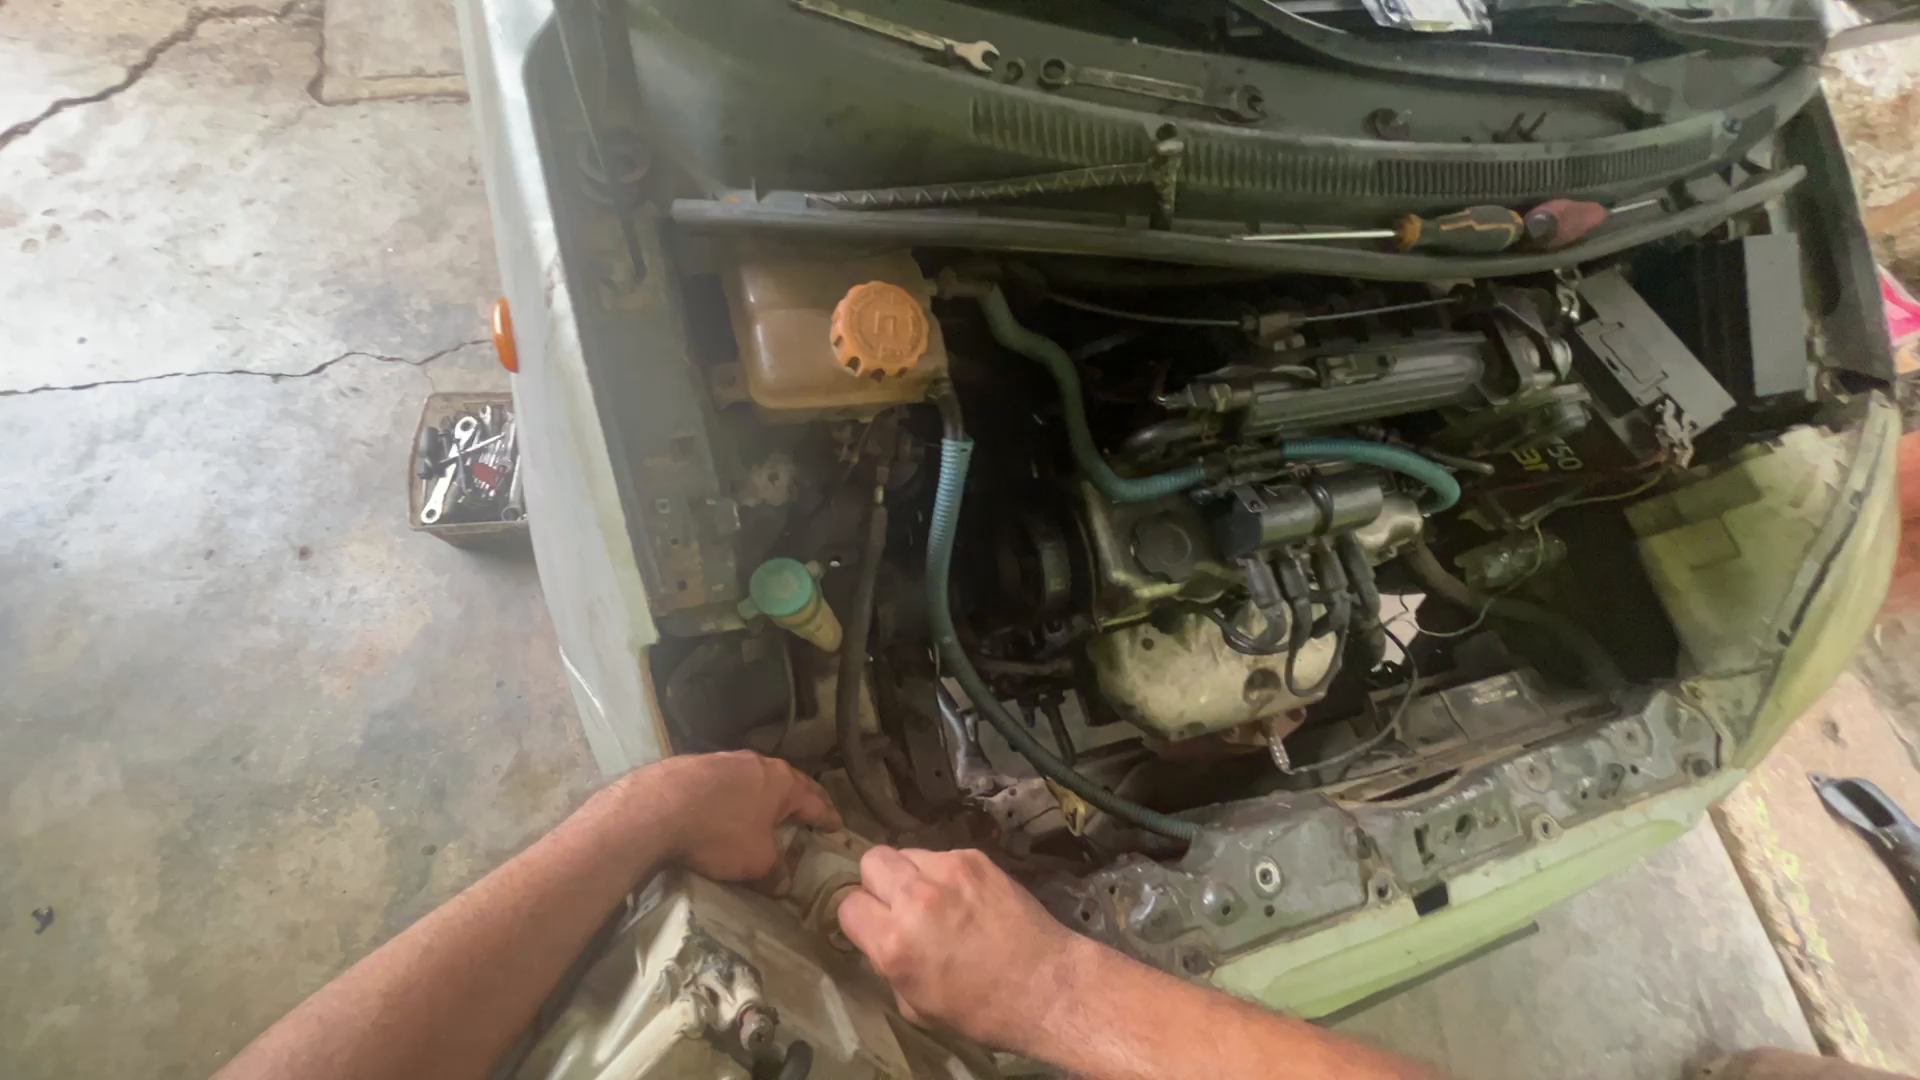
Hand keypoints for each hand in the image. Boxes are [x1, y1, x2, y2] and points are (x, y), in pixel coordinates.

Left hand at [626, 751, 841, 882]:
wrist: (660, 806)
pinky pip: (729, 779)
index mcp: (782, 783)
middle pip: (788, 781)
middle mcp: (760, 764)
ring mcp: (728, 760)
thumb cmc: (720, 832)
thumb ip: (774, 871)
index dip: (827, 815)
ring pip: (757, 777)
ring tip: (769, 807)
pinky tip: (728, 805)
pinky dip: (737, 793)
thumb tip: (785, 884)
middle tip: (811, 810)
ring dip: (766, 793)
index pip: (814, 800)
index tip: (837, 824)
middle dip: (801, 797)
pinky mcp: (699, 764)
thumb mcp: (754, 861)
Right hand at [837, 846, 1084, 1050]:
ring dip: (912, 874)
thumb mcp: (916, 1005)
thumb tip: (879, 936)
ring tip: (935, 899)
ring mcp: (947, 870)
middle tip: (898, 903)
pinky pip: (942, 855)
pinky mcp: (974, 857)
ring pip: (907, 852)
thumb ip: (888, 963)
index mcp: (895, 943)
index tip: (872, 925)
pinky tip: (964, 896)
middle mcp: (915, 898)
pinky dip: (944, 873)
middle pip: (872, 860)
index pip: (848, 904)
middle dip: (878, 881)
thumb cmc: (981, 1010)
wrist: (1044, 984)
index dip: (859, 917)